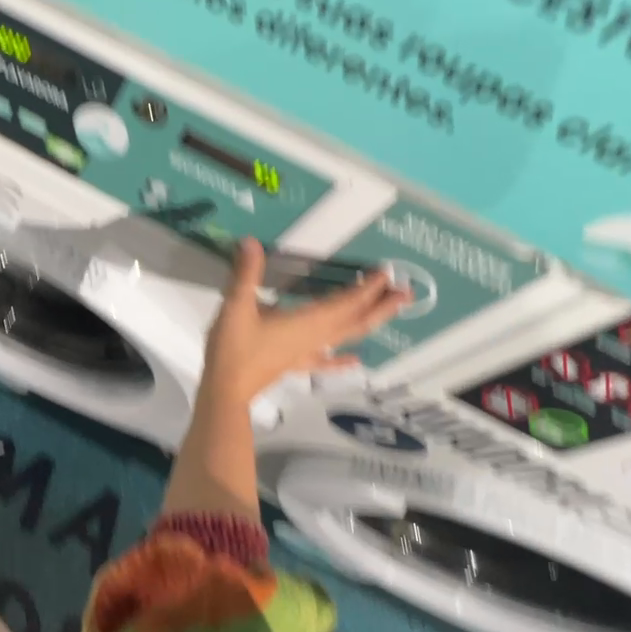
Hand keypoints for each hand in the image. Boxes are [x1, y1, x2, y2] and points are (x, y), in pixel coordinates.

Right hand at [203, 238, 408, 403]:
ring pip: (346, 337)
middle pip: (356, 321)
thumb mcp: (236, 306)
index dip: (368, 287)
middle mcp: (316, 336)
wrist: (225, 388)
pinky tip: (355, 360)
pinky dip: (342, 359)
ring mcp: (307, 353)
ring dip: (369, 323)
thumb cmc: (234, 348)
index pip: (347, 302)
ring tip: (390, 312)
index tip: (386, 272)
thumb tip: (250, 243)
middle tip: (405, 292)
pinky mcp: (295, 364)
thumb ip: (246, 275)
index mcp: (307, 321)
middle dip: (381, 306)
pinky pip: (325, 361)